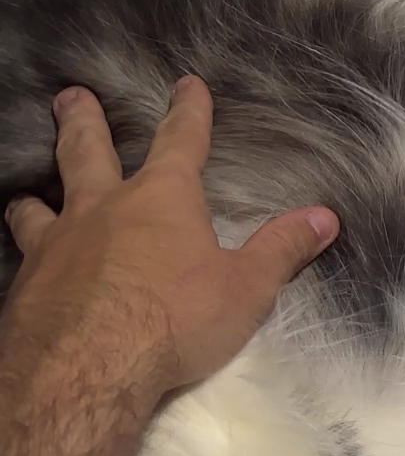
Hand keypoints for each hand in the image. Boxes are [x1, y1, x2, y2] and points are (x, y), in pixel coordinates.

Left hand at [1, 78, 338, 408]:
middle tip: (71, 96)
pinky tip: (31, 254)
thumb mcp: (250, 284)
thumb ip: (283, 247)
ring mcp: (55, 248)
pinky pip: (26, 250)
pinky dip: (29, 242)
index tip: (185, 84)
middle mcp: (101, 212)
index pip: (180, 145)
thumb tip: (324, 217)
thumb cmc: (177, 317)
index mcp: (162, 203)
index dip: (187, 113)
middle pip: (87, 155)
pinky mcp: (28, 286)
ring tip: (31, 189)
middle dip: (84, 123)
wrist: (83, 371)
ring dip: (39, 191)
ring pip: (40, 203)